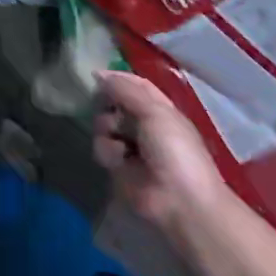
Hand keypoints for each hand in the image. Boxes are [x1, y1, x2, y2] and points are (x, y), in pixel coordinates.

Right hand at [93, 70, 234, 232]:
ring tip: (120, 140)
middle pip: (114, 104)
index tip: (96, 76)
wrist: (180, 200)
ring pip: (103, 124)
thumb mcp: (154, 111)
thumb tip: (100, 75)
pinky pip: (101, 148)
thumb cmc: (174, 149)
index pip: (134, 85)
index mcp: (158, 108)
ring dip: (108, 128)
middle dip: (108, 105)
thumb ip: (126, 90)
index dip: (117, 79)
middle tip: (110, 109)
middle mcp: (142, 124)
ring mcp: (129, 146)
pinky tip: (121, 160)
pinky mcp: (117, 167)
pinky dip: (109, 151)